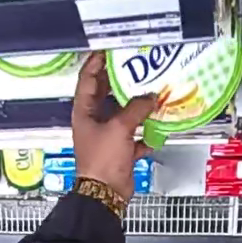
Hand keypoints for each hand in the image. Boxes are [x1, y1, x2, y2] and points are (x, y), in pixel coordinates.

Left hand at [73, 51, 159, 199]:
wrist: (106, 193)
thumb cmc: (103, 160)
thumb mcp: (119, 127)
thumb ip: (136, 109)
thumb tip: (151, 98)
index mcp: (84, 111)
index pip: (88, 78)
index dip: (97, 62)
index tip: (109, 49)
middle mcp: (94, 121)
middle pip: (107, 95)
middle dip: (121, 83)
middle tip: (136, 68)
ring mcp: (107, 137)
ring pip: (123, 116)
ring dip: (137, 108)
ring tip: (151, 94)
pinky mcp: (119, 152)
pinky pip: (134, 138)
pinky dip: (144, 134)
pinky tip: (156, 128)